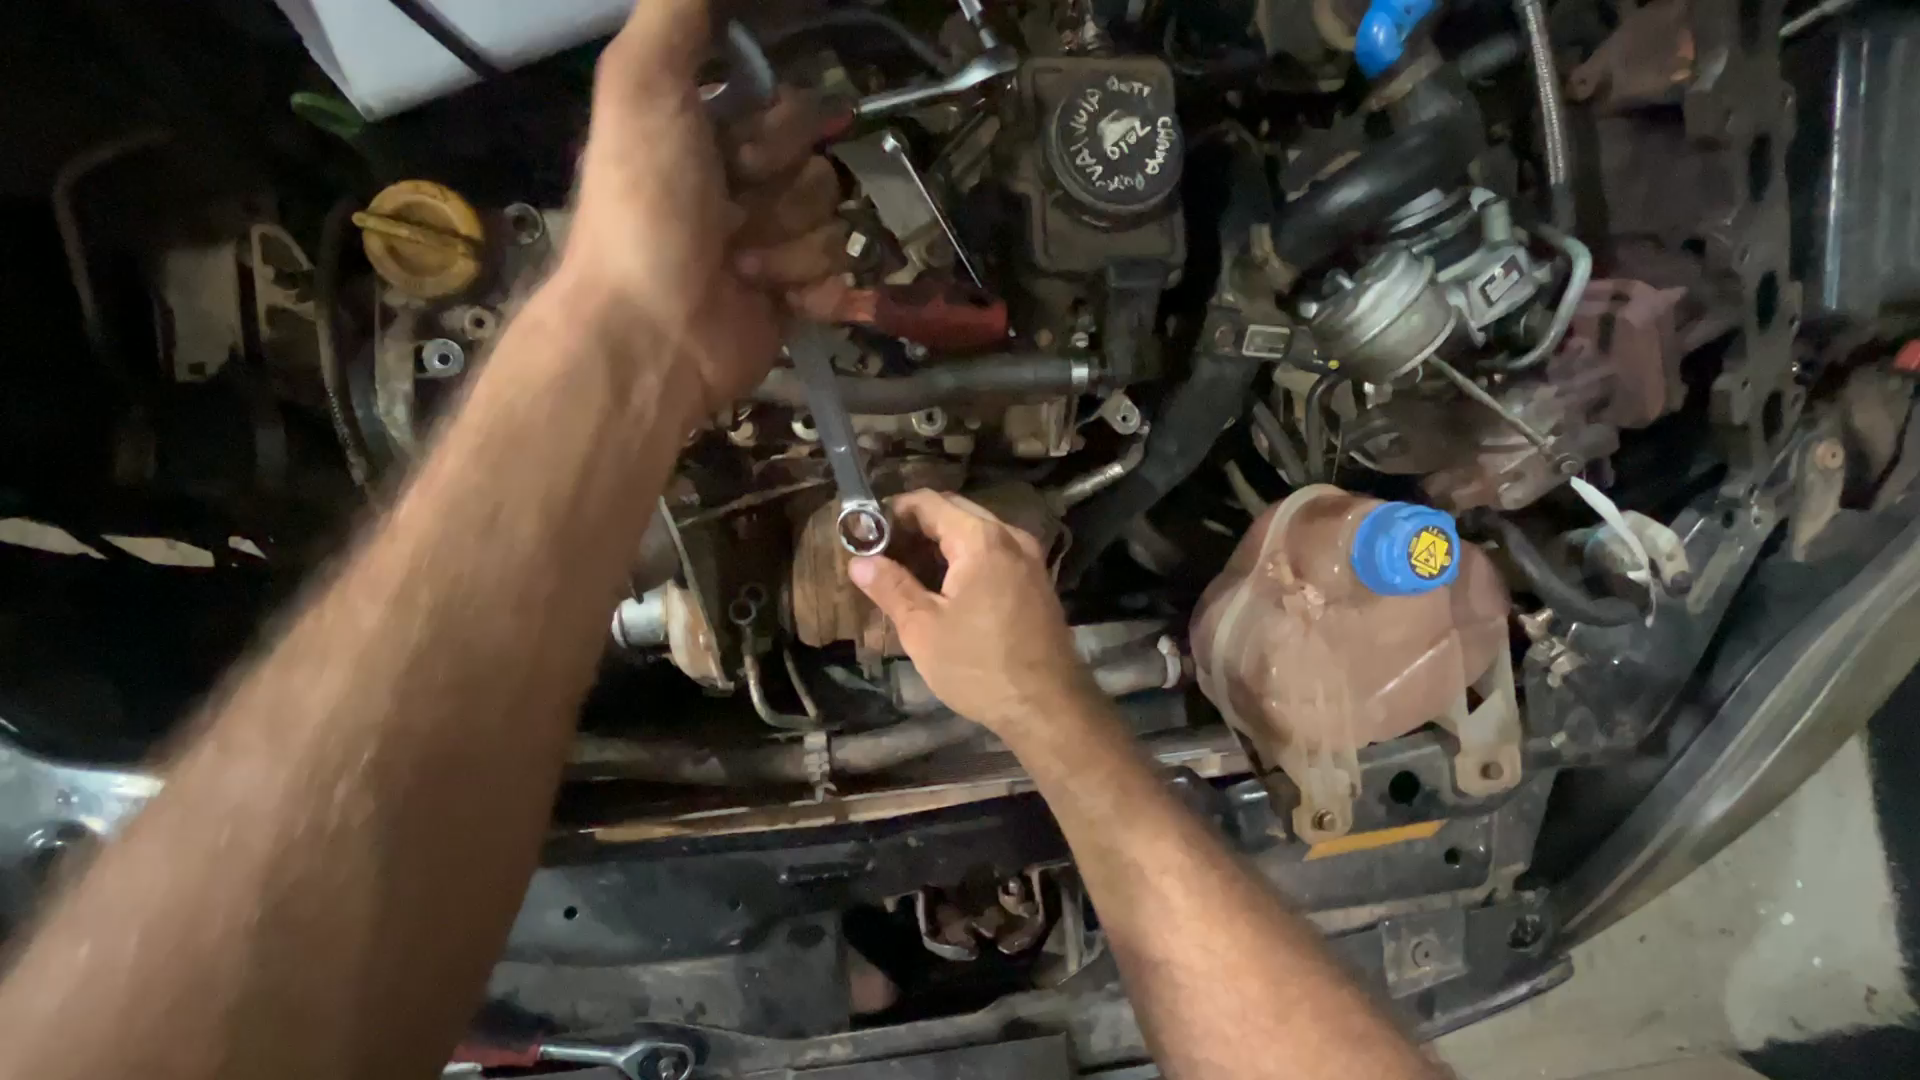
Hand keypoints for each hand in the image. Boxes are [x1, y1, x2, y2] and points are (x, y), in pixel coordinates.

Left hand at [563, 0, 849, 413]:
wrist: (653, 332)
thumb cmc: (642, 209)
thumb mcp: (642, 86)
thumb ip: (677, 16)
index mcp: (711, 136)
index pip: (791, 110)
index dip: (775, 129)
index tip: (733, 153)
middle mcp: (745, 187)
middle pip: (818, 163)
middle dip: (778, 190)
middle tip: (728, 216)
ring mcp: (773, 245)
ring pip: (831, 221)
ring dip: (786, 245)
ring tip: (739, 268)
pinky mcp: (795, 297)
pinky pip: (838, 273)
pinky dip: (806, 288)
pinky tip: (770, 300)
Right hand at [849, 491, 1101, 737]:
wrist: (1049, 707)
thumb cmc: (980, 667)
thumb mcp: (924, 629)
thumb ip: (891, 587)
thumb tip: (859, 561)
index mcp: (982, 539)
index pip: (929, 502)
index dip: (893, 512)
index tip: (865, 533)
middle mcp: (1011, 537)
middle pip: (955, 511)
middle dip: (916, 526)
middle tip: (881, 553)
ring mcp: (1030, 558)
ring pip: (976, 532)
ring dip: (940, 543)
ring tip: (905, 571)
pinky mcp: (1036, 581)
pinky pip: (994, 553)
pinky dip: (965, 559)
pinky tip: (942, 587)